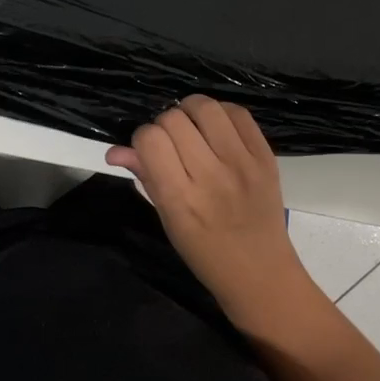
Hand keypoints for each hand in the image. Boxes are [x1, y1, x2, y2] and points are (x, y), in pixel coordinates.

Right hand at [106, 96, 306, 319]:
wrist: (262, 273)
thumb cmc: (205, 252)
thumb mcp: (167, 220)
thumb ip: (145, 177)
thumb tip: (114, 151)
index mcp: (181, 199)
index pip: (150, 140)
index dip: (143, 138)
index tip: (150, 151)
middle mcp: (211, 177)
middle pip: (173, 119)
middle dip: (164, 125)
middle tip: (172, 143)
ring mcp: (242, 164)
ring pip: (206, 107)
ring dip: (191, 111)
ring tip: (193, 127)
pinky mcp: (265, 157)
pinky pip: (239, 113)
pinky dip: (222, 113)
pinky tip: (218, 129)